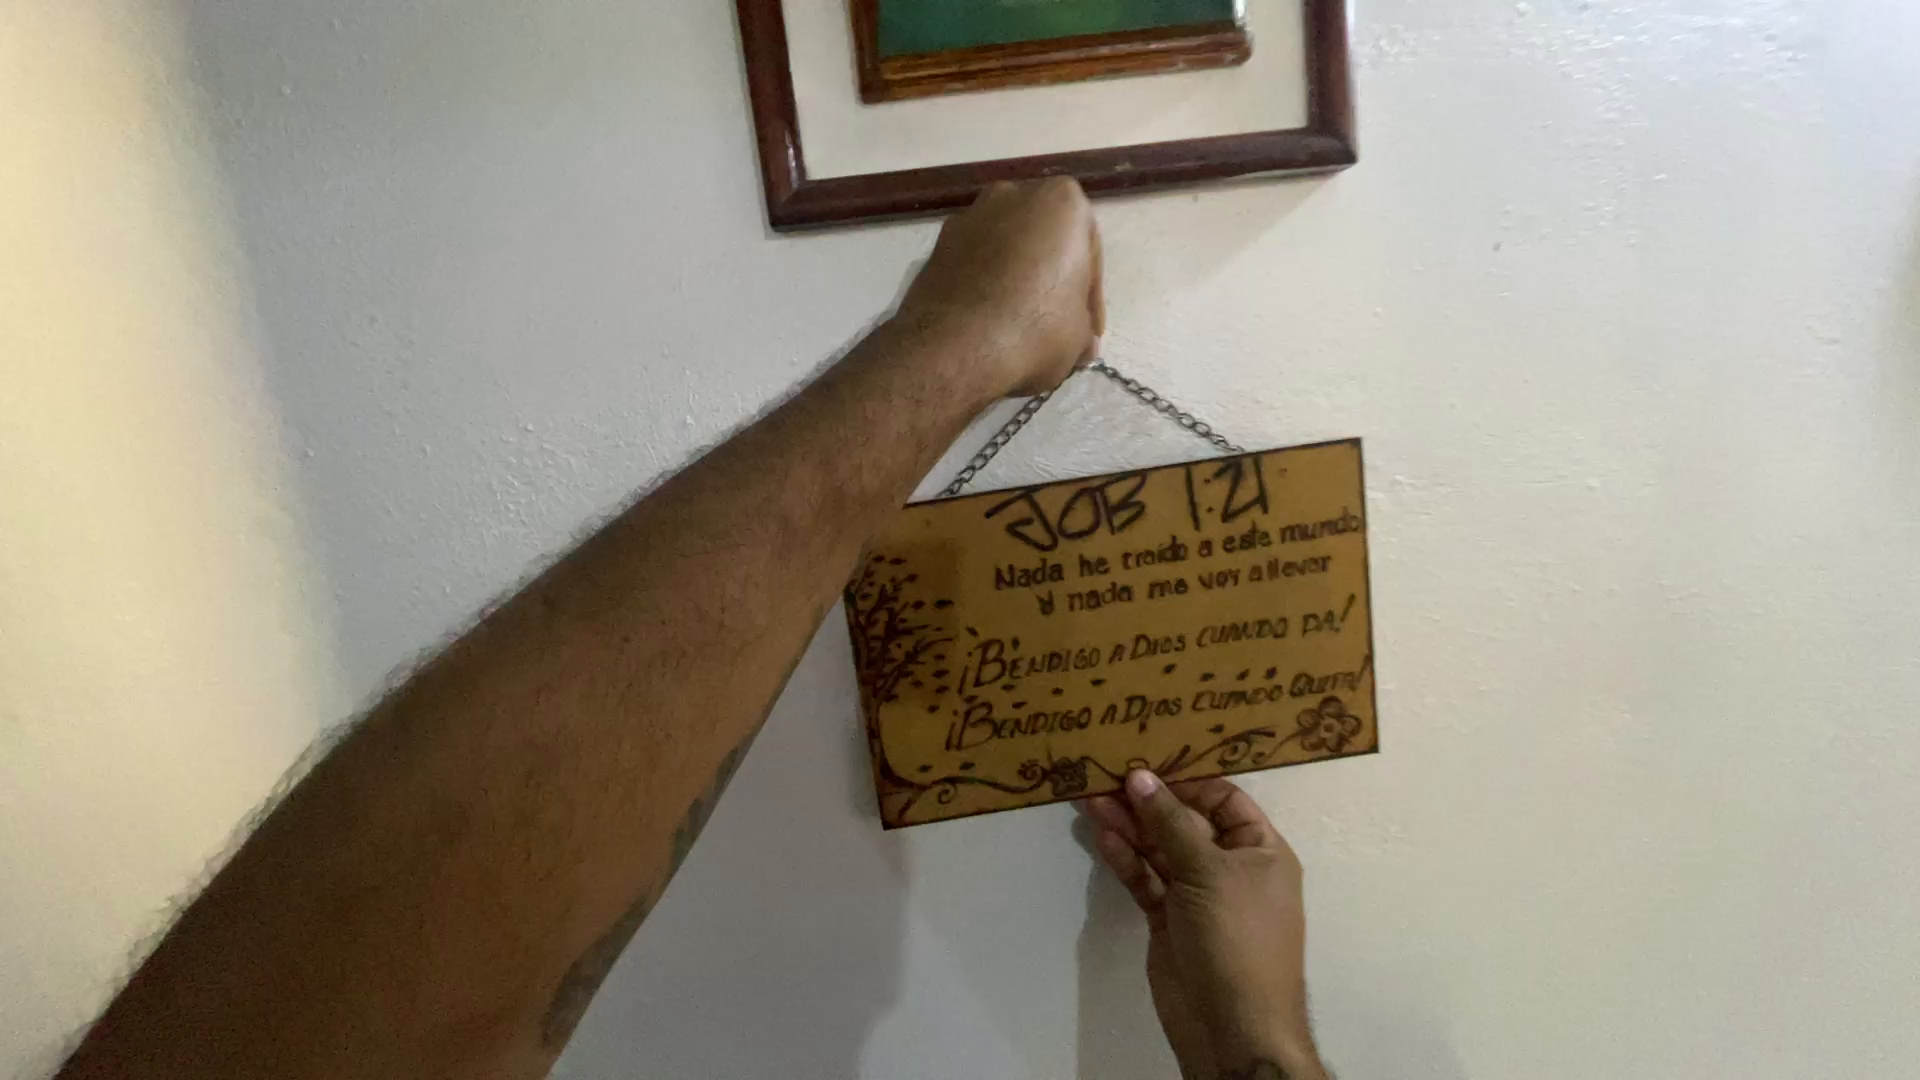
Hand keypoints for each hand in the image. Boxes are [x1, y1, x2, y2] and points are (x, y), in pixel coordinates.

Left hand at [895, 178, 1103, 397]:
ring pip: (1006, 254)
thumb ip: (1082, 327)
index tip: (1087, 333)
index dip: (1090, 300)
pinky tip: (988, 327)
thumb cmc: (1035, 329)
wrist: (955, 346)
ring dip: (1016, 285)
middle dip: (1050, 284)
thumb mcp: (1080, 335)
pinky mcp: (935, 248)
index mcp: (1062, 201)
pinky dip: (984, 291)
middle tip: (1056, 328)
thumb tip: (1080, 342)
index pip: (1087, 255)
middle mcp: (1012, 195)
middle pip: (1043, 245)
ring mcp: (968, 218)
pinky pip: (973, 269)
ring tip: (1020, 331)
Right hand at [1081, 771, 1328, 1079]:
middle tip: (1107, 778)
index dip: (1187, 781)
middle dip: (1147, 802)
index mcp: (1259, 851)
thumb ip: (1169, 820)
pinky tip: (1103, 838)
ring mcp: (1197, 894)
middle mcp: (1230, 867)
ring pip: (1159, 849)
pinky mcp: (1169, 917)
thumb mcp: (1207, 870)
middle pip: (1184, 822)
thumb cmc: (1236, 937)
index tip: (1147, 764)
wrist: (1231, 1027)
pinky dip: (1126, 859)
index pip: (1223, 799)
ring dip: (1129, 827)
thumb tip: (1139, 776)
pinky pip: (1146, 878)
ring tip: (1092, 801)